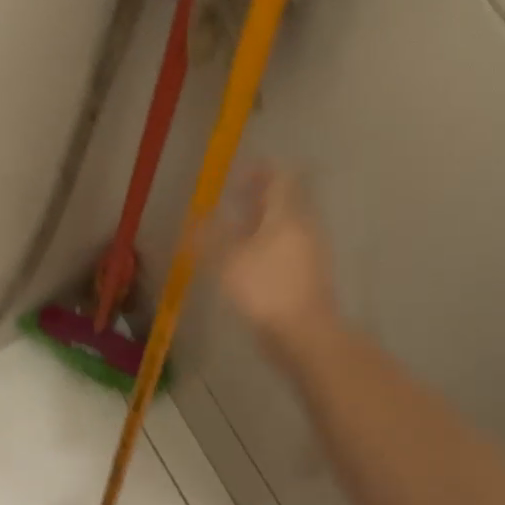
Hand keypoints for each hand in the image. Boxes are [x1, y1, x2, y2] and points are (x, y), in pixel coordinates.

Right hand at [203, 165, 339, 347]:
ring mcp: (309, 250)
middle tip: (231, 200)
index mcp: (288, 214)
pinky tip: (246, 261)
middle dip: (257, 197)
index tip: (236, 174)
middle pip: (284, 200)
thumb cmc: (266, 290)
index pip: (280, 177)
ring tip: (232, 231)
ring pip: (284, 224)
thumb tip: (196, 218)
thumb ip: (211, 237)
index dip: (259, 171)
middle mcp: (304, 225)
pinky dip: (265, 244)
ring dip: (260, 222)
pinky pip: (285, 247)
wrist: (304, 333)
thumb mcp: (229, 262)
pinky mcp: (307, 274)